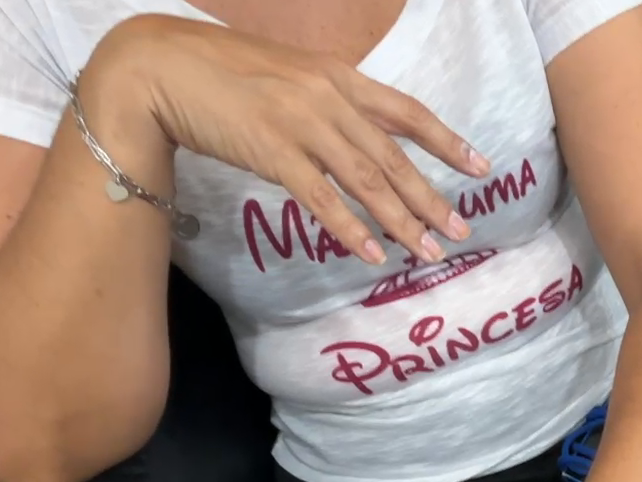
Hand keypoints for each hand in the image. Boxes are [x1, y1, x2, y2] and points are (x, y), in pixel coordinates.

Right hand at [86, 14, 489, 263]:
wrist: (160, 68)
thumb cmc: (227, 76)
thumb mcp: (294, 79)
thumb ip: (334, 106)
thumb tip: (368, 144)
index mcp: (339, 76)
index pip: (407, 111)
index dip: (447, 141)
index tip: (481, 167)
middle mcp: (329, 97)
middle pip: (394, 157)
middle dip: (431, 198)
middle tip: (461, 231)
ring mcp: (302, 123)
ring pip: (367, 181)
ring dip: (401, 221)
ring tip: (428, 252)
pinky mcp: (274, 151)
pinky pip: (323, 198)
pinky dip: (351, 228)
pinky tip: (373, 254)